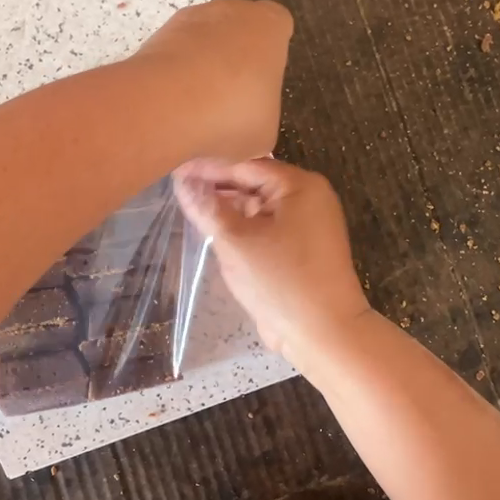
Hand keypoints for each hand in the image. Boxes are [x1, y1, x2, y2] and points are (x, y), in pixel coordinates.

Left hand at [130, 0, 291, 160]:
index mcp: (269, 25)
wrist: (166, 105)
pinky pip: (173, 58)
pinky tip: (172, 109)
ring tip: (196, 112)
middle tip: (230, 103)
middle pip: (237, 32)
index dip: (269, 55)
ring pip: (201, 43)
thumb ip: (261, 120)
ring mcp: (189, 19)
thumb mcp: (264, 134)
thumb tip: (247, 129)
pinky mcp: (156, 36)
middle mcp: (231, 11)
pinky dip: (172, 80)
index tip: (262, 83)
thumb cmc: (233, 114)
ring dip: (200, 70)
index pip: (278, 26)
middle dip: (233, 62)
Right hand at [173, 158, 373, 358]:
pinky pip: (268, 230)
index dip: (209, 169)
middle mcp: (310, 199)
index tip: (176, 171)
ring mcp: (310, 226)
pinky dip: (245, 231)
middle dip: (219, 190)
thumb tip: (183, 181)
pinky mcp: (304, 251)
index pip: (246, 166)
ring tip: (193, 211)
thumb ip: (207, 208)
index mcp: (300, 186)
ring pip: (260, 210)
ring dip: (230, 212)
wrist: (323, 332)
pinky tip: (218, 236)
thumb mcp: (236, 241)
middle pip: (255, 185)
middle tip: (179, 191)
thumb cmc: (281, 280)